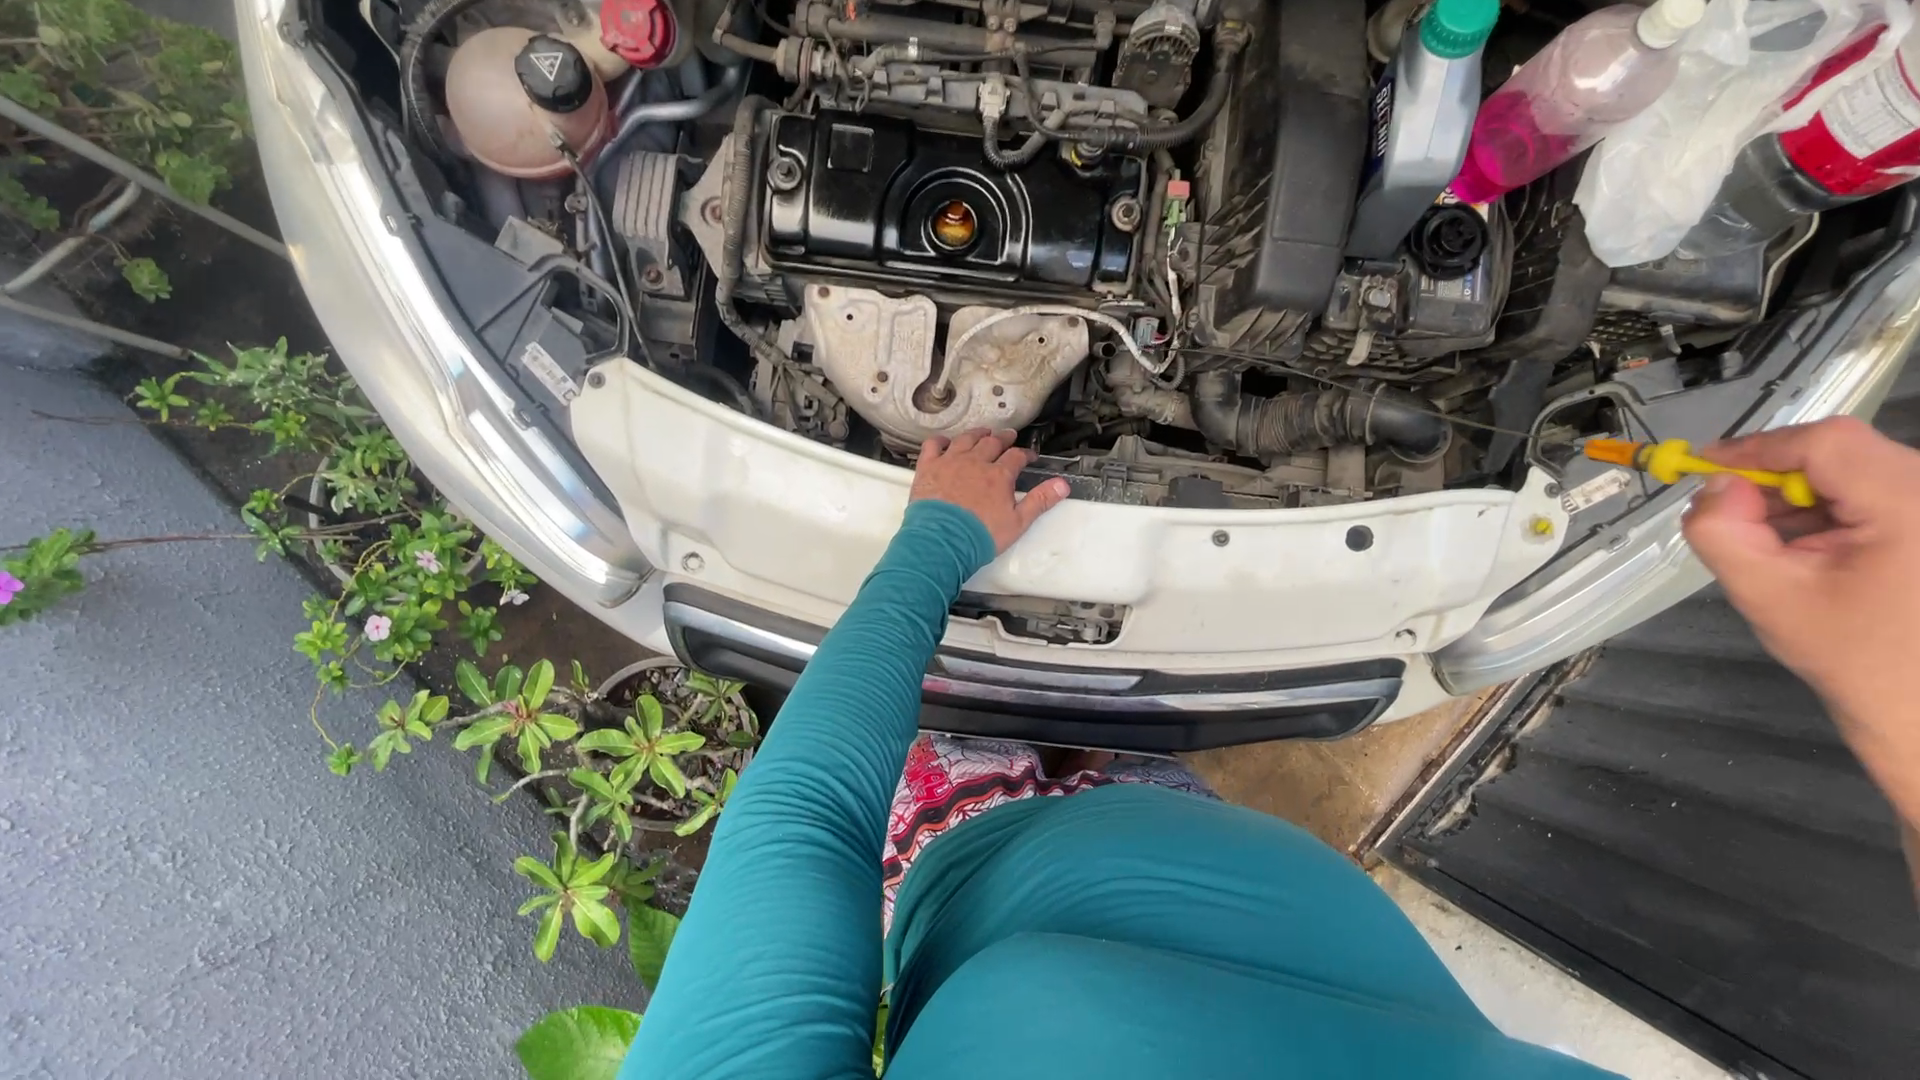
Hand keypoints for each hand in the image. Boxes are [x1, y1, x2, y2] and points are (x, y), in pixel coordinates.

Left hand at [910, 429, 1070, 553]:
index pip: (1016, 457)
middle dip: (1003, 438)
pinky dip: (940, 441)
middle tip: (1008, 436)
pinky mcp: (929, 468)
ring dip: (976, 434)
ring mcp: (950, 462)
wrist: (941, 541)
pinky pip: (933, 445)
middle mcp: (975, 463)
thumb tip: (1062, 485)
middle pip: (992, 443)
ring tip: (983, 432)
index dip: (1025, 454)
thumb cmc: (979, 535)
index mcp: (998, 475)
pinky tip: (944, 442)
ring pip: (966, 439)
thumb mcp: (1017, 522)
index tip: (1029, 456)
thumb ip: (1040, 501)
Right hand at [1683, 416, 1919, 825]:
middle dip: (1777, 481)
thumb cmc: (1851, 654)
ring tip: (1781, 550)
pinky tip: (1818, 555)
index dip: (1758, 447)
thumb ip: (1722, 532)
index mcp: (1912, 508)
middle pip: (1843, 454)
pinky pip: (1878, 494)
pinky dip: (1832, 514)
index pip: (1826, 442)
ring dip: (1803, 500)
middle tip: (1738, 524)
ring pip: (1858, 472)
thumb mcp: (1766, 594)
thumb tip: (1714, 486)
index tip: (1705, 472)